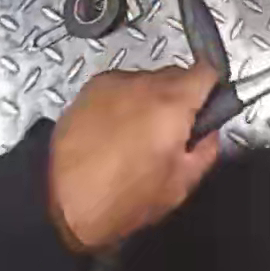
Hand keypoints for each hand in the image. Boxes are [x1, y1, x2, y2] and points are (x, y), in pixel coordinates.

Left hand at [48, 65, 221, 252]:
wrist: (58, 199)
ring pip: (148, 81)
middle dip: (180, 98)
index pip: (206, 71)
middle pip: (177, 74)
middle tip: (171, 134)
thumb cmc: (121, 198)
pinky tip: (114, 132)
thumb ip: (205, 150)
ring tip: (136, 137)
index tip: (206, 108)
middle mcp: (144, 82)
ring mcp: (115, 81)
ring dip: (150, 100)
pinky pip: (121, 86)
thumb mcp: (179, 186)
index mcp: (172, 103)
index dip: (211, 89)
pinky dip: (124, 102)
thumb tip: (209, 131)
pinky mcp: (92, 86)